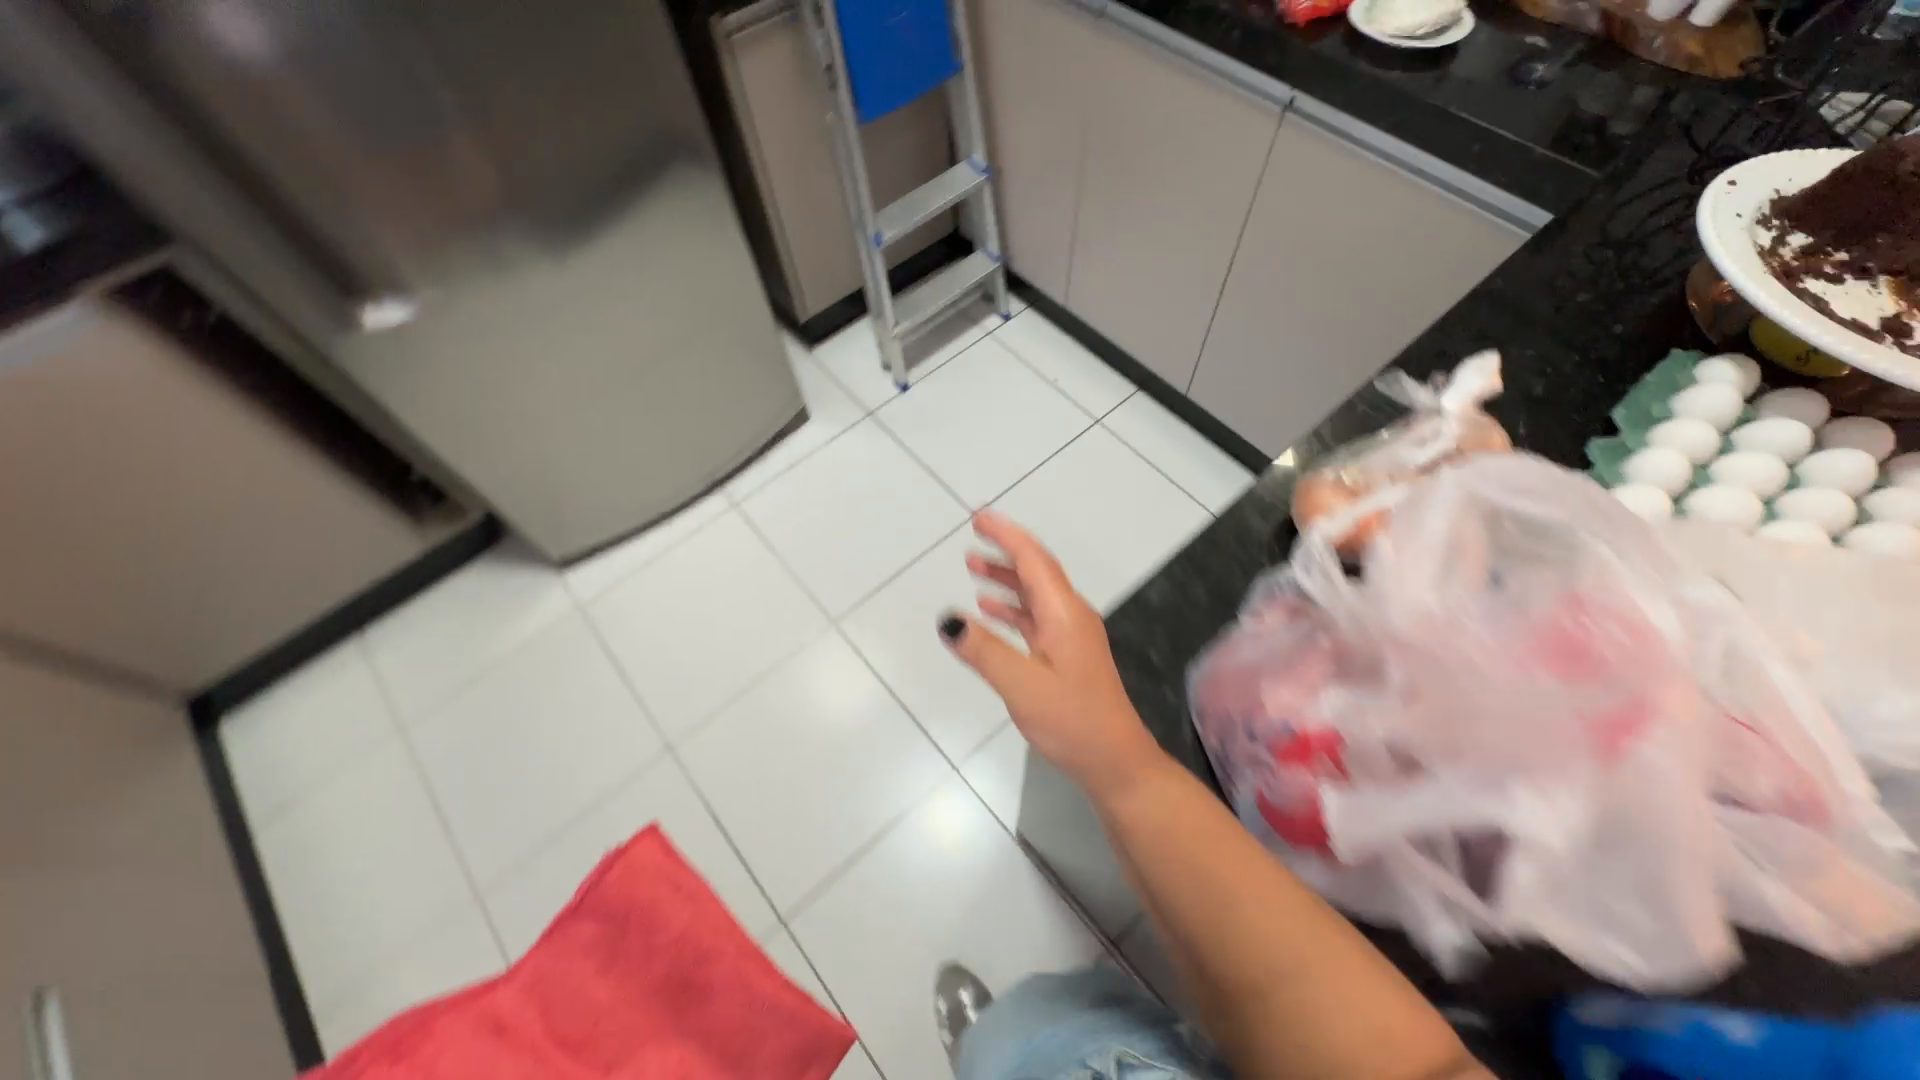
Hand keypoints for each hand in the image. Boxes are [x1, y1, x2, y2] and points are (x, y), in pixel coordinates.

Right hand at [940, 510, 1166, 798]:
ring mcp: (1072, 636)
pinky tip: (991, 613)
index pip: (1033, 560)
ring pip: (1036, 594)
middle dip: (1006, 550)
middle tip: (973, 535)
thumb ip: (983, 651)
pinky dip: (1012, 608)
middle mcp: (1071, 617)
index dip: (1006, 535)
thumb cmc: (1071, 721)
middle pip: (1037, 571)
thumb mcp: (1020, 686)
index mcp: (1063, 614)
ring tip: (973, 568)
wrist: (1114, 760)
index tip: (979, 518)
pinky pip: (1036, 618)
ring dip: (1006, 578)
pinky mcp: (1067, 655)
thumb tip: (948, 619)